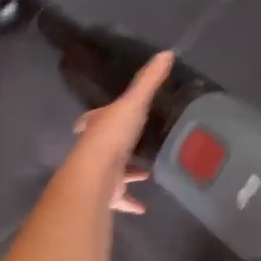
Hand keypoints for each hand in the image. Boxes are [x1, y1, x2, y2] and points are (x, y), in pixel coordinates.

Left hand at [67, 51, 172, 213]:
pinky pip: (121, 198)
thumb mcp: (134, 102)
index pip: (93, 118)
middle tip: (135, 142)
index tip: (101, 114)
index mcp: (98, 126)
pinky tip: (145, 207)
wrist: (95, 178)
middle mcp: (95, 149)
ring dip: (127, 172)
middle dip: (117, 144)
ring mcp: (100, 175)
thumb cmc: (111, 136)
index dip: (96, 116)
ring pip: (114, 172)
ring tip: (147, 171)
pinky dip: (131, 201)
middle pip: (105, 145)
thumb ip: (149, 80)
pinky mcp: (108, 196)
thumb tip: (167, 53)